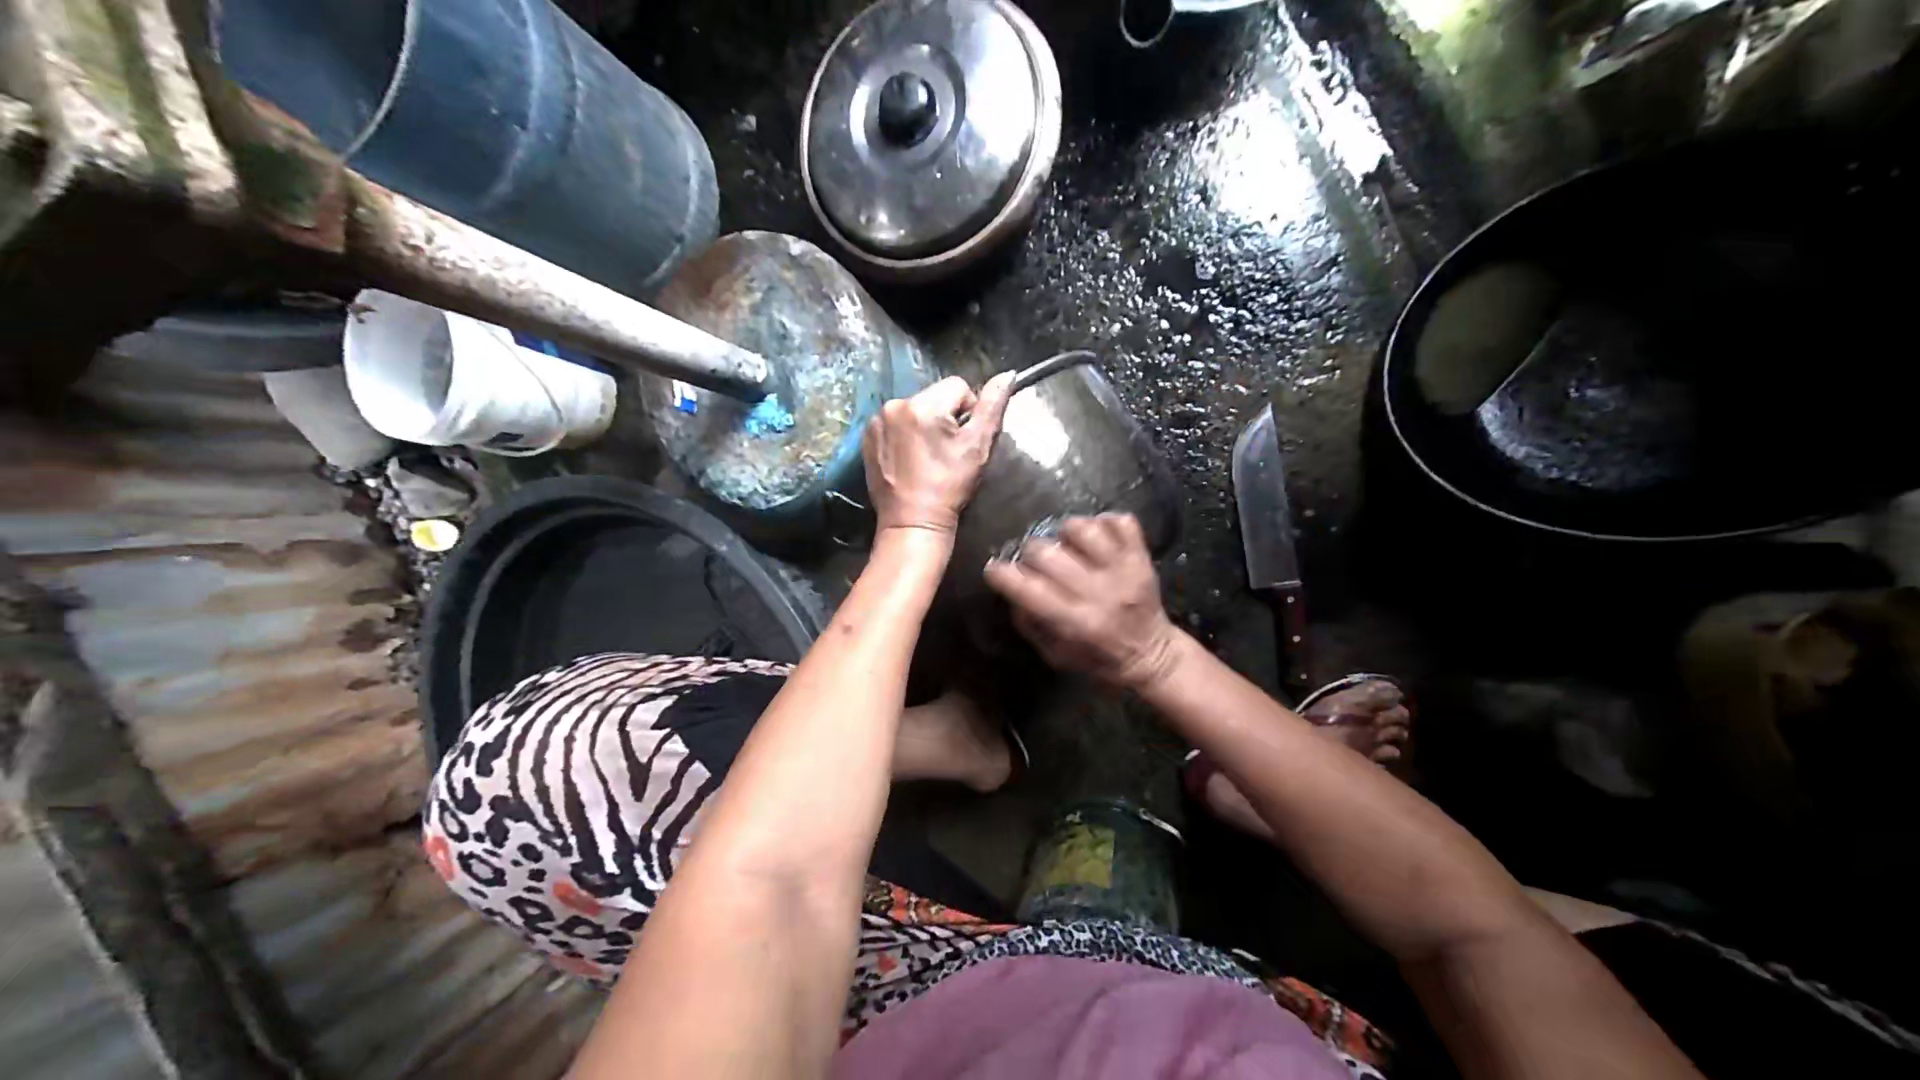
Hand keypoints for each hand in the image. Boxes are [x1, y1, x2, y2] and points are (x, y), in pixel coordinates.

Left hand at [863, 373, 1015, 536]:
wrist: (912, 522)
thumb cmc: (949, 486)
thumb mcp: (977, 446)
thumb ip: (992, 406)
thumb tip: (1007, 375)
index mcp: (923, 405)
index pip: (958, 386)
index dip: (968, 410)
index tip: (963, 440)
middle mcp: (894, 405)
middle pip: (933, 396)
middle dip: (944, 417)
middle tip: (946, 450)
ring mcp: (877, 421)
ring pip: (914, 409)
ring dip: (923, 424)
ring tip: (928, 456)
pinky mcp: (867, 437)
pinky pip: (894, 422)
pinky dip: (904, 434)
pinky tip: (910, 458)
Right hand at [983, 514, 1184, 690]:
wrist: (1152, 655)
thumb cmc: (1098, 657)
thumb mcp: (1055, 655)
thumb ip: (1030, 624)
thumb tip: (1012, 590)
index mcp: (1076, 622)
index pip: (1029, 589)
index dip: (1002, 574)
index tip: (995, 570)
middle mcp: (1099, 593)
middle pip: (1048, 552)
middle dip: (1031, 553)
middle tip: (1035, 563)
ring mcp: (1123, 570)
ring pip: (1083, 529)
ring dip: (1065, 533)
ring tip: (1066, 546)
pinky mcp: (1141, 556)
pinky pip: (1120, 521)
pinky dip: (1102, 522)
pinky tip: (1095, 537)